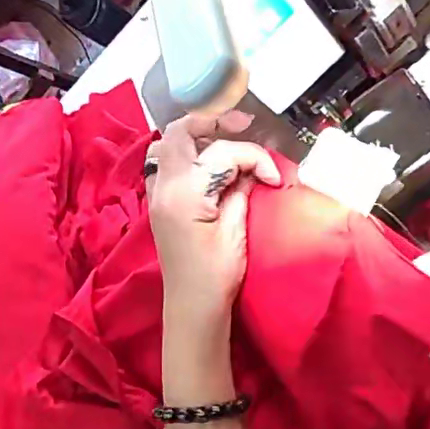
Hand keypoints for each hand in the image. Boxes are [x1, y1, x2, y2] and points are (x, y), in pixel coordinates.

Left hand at [147, 112, 282, 327]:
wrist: (193, 306)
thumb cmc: (217, 275)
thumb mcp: (236, 230)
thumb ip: (241, 190)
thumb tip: (251, 170)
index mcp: (184, 194)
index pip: (221, 153)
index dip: (253, 157)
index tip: (273, 177)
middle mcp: (163, 188)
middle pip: (179, 132)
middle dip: (212, 122)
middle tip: (242, 125)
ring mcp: (156, 195)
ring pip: (166, 145)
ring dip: (194, 136)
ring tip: (224, 141)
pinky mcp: (158, 204)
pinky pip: (164, 165)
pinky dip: (184, 156)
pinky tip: (206, 164)